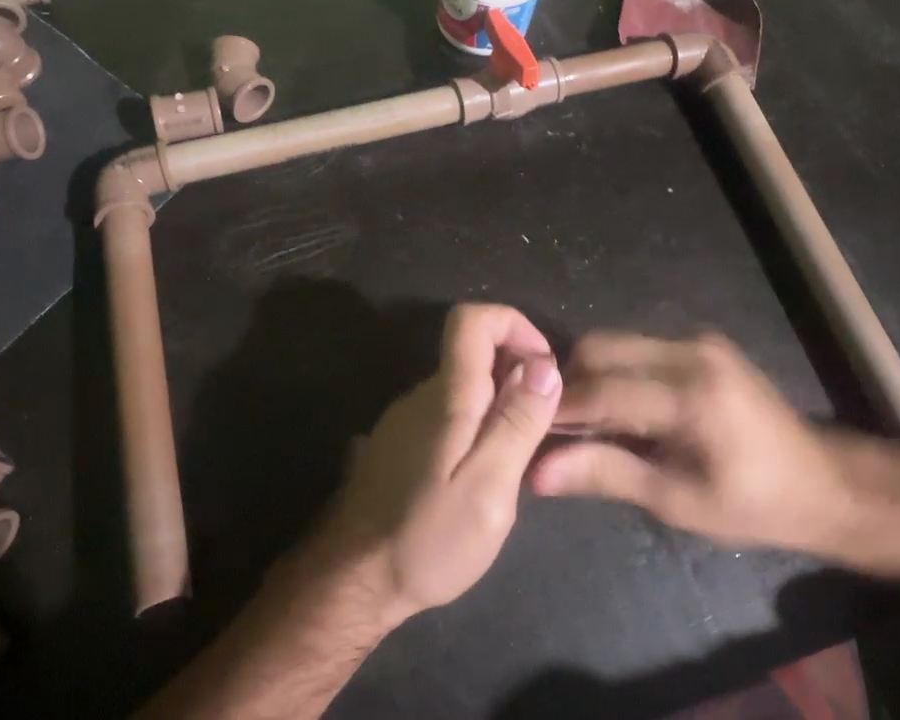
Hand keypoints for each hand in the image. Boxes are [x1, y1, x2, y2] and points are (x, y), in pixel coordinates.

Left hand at [313, 304, 562, 622]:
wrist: (354, 580)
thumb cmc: (428, 538)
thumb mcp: (489, 487)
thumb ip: (516, 422)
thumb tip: (544, 365)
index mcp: (446, 396)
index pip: (472, 319)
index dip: (516, 326)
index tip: (546, 371)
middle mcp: (421, 394)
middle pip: (474, 352)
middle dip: (518, 375)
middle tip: (544, 430)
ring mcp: (406, 419)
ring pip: (464, 387)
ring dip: (499, 407)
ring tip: (518, 462)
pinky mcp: (400, 444)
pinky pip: (448, 415)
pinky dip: (476, 428)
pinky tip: (482, 477)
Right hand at [532, 332, 845, 549]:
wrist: (825, 483)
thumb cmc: (753, 505)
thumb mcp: (677, 501)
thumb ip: (606, 473)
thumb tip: (537, 472)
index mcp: (691, 395)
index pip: (602, 390)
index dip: (558, 410)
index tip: (526, 429)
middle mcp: (691, 353)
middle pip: (600, 348)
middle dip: (568, 384)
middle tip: (553, 426)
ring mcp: (698, 342)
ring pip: (615, 342)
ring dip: (589, 375)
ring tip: (582, 421)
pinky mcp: (701, 343)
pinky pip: (637, 347)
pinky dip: (615, 372)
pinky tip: (616, 409)